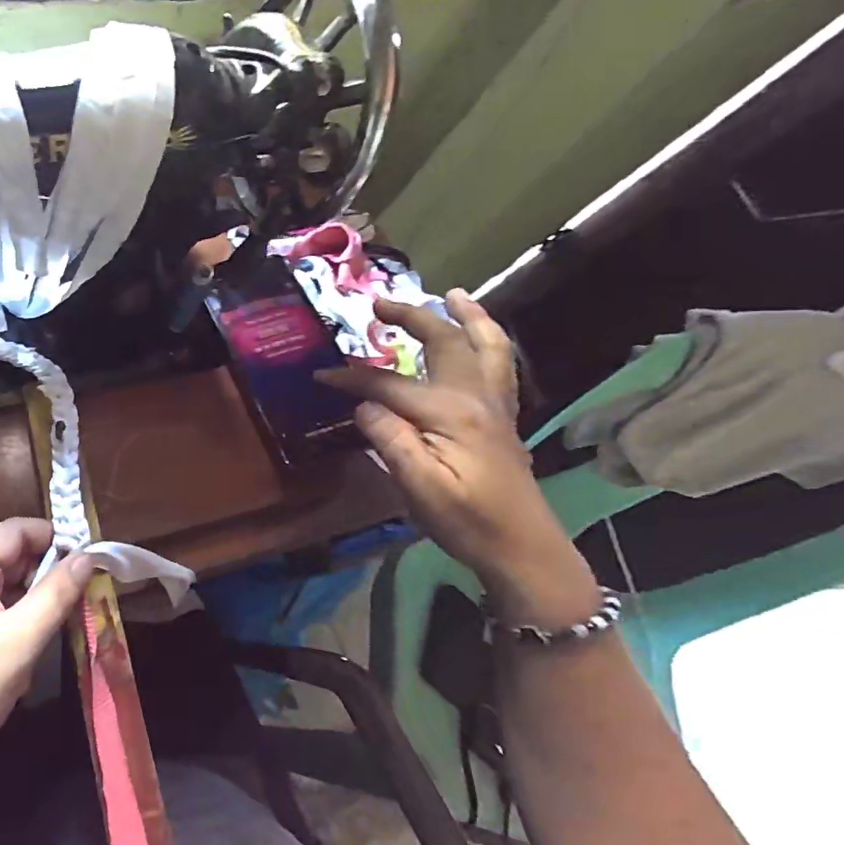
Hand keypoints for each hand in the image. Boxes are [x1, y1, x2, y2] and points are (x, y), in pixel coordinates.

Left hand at [0, 518, 93, 785]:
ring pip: (10, 584)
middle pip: (15, 555)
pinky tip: (30, 652)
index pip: (18, 530)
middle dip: (49, 577)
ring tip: (58, 630)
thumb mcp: (20, 640)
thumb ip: (57, 593)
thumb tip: (89, 555)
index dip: (58, 540)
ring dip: (37, 604)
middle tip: (86, 601)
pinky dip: (21, 622)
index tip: (95, 562)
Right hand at [318, 291, 594, 619]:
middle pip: (444, 343)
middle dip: (411, 317)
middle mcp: (476, 398)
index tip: (320, 375)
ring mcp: (496, 406)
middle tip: (380, 304)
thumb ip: (390, 438)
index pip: (390, 384)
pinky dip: (489, 341)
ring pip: (487, 346)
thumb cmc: (467, 522)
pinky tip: (478, 340)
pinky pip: (499, 365)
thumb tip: (364, 404)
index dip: (352, 378)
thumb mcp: (418, 487)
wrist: (523, 549)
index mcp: (451, 412)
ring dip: (469, 316)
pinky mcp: (503, 420)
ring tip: (455, 295)